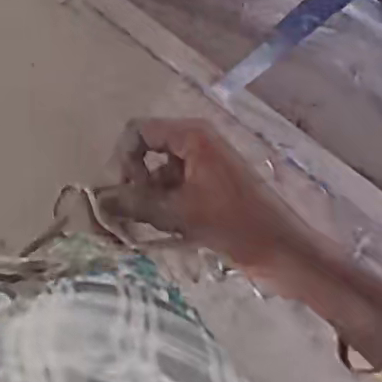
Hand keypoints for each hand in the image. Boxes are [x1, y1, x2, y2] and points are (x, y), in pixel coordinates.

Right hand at [97, 118, 311, 268]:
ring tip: (154, 228)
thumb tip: (98, 199)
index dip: (123, 159)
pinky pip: (173, 188)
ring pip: (158, 174)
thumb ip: (135, 203)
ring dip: (150, 199)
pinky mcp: (208, 186)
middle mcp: (195, 141)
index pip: (138, 131)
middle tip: (132, 213)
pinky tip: (170, 232)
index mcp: (191, 135)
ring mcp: (203, 164)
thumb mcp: (180, 213)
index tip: (122, 192)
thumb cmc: (235, 223)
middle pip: (146, 151)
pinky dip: (165, 207)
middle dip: (135, 181)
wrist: (282, 250)